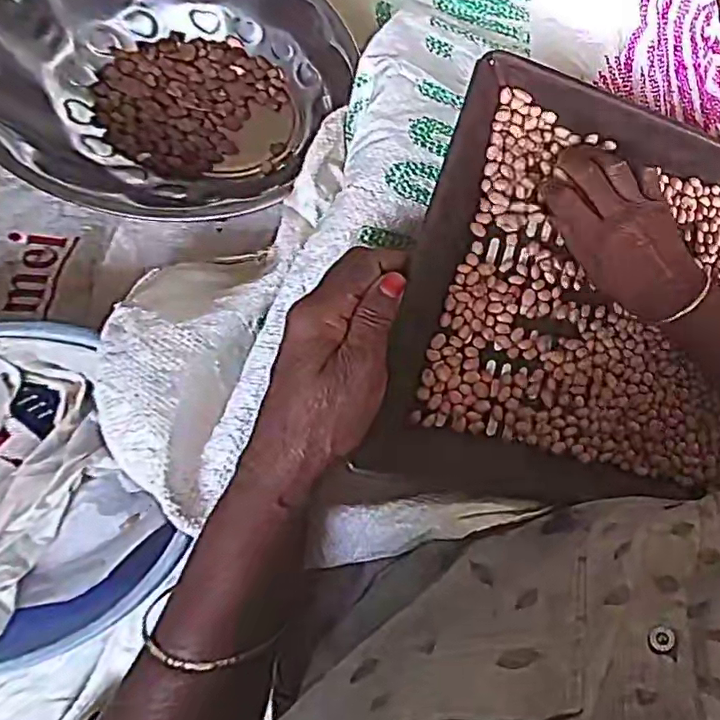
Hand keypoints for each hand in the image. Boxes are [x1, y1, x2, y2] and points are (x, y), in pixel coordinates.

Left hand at [246, 247, 408, 487]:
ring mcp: (308, 330)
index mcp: (319, 311)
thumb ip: (375, 317)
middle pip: (351, 271)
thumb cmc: (326, 418)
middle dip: (390, 268)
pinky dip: (370, 305)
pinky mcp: (313, 347)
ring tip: (417, 299)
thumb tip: (394, 278)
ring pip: (348, 289)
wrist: (288, 461)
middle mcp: (308, 313)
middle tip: (429, 282)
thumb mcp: (362, 365)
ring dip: (381, 287)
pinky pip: (345, 310)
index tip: (431, 269)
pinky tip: (391, 320)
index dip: (397, 259)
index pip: (360, 263)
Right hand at [540, 145, 708, 322]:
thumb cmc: (631, 288)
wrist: (673, 294)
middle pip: (587, 173)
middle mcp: (618, 217)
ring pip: (615, 167)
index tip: (546, 184)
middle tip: (563, 159)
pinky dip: (633, 167)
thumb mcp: (593, 270)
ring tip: (588, 155)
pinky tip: (624, 169)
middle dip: (570, 160)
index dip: (550, 186)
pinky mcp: (661, 204)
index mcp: (596, 237)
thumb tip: (556, 214)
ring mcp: (641, 207)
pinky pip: (646, 175)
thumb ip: (574, 239)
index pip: (564, 199)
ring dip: (598, 156)